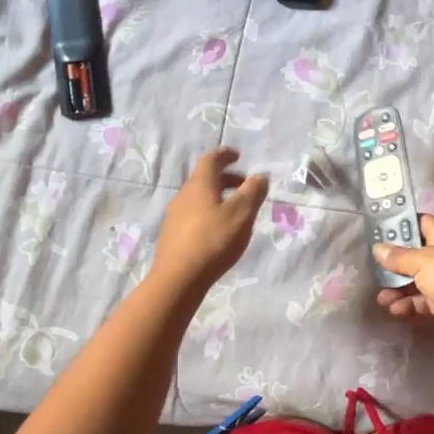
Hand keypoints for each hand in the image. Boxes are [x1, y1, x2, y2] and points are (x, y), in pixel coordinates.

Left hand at [152, 148, 268, 289]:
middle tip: (245, 186)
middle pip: (204, 178)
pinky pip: (193, 214)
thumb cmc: (213, 240)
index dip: (225, 154)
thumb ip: (253, 192)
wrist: (178, 278)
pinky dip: (209, 213)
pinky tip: (218, 231)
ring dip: (218, 197)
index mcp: (200, 184)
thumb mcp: (242, 214)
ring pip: (199, 197)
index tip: (238, 155)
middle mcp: (184, 195)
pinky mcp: (172, 235)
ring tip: (235, 211)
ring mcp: (175, 215)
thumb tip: (260, 175)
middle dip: (226, 178)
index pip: (211, 159)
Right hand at [374, 215, 433, 349]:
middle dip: (395, 264)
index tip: (380, 231)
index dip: (402, 224)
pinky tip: (396, 310)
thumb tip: (378, 248)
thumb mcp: (421, 262)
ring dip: (399, 289)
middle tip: (376, 270)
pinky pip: (423, 299)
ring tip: (382, 298)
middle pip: (415, 254)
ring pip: (417, 280)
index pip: (420, 222)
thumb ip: (398, 257)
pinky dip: (410, 304)